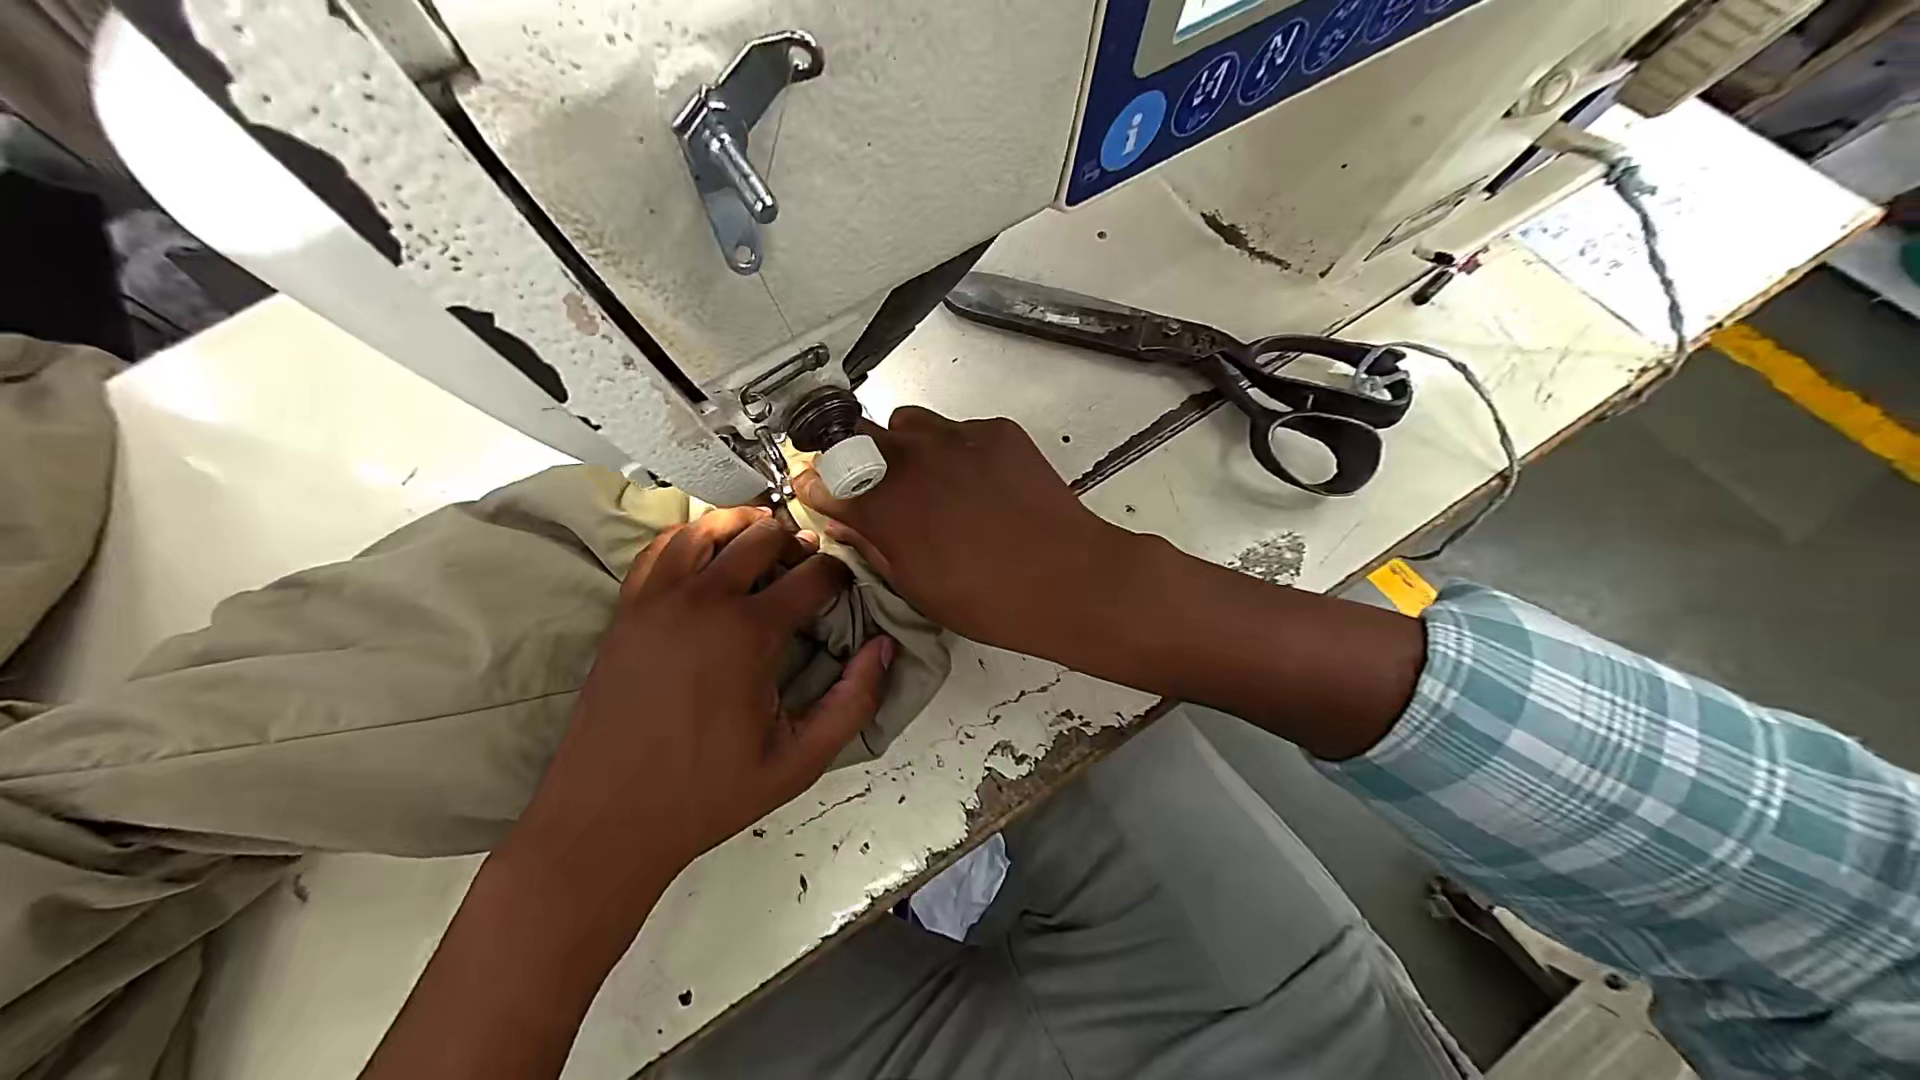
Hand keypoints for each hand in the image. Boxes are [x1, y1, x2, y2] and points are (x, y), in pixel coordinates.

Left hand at [510, 507, 895, 903]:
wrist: (607, 819)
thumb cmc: (706, 794)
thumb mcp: (799, 761)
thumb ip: (853, 702)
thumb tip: (884, 649)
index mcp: (747, 634)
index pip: (812, 575)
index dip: (839, 573)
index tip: (846, 582)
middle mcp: (701, 602)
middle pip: (762, 537)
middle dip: (796, 542)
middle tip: (809, 564)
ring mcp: (657, 601)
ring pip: (707, 528)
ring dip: (743, 527)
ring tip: (765, 541)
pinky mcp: (627, 611)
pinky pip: (660, 549)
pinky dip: (691, 538)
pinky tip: (707, 554)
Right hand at [792, 407, 1144, 662]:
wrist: (1069, 578)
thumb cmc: (993, 597)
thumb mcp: (916, 586)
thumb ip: (872, 547)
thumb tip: (847, 526)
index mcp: (884, 504)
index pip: (824, 477)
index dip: (817, 487)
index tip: (820, 492)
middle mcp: (913, 460)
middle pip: (854, 435)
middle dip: (851, 458)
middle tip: (869, 483)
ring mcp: (956, 439)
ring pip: (906, 423)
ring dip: (902, 446)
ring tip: (925, 479)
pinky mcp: (995, 431)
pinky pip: (956, 427)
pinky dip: (952, 448)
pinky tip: (972, 480)